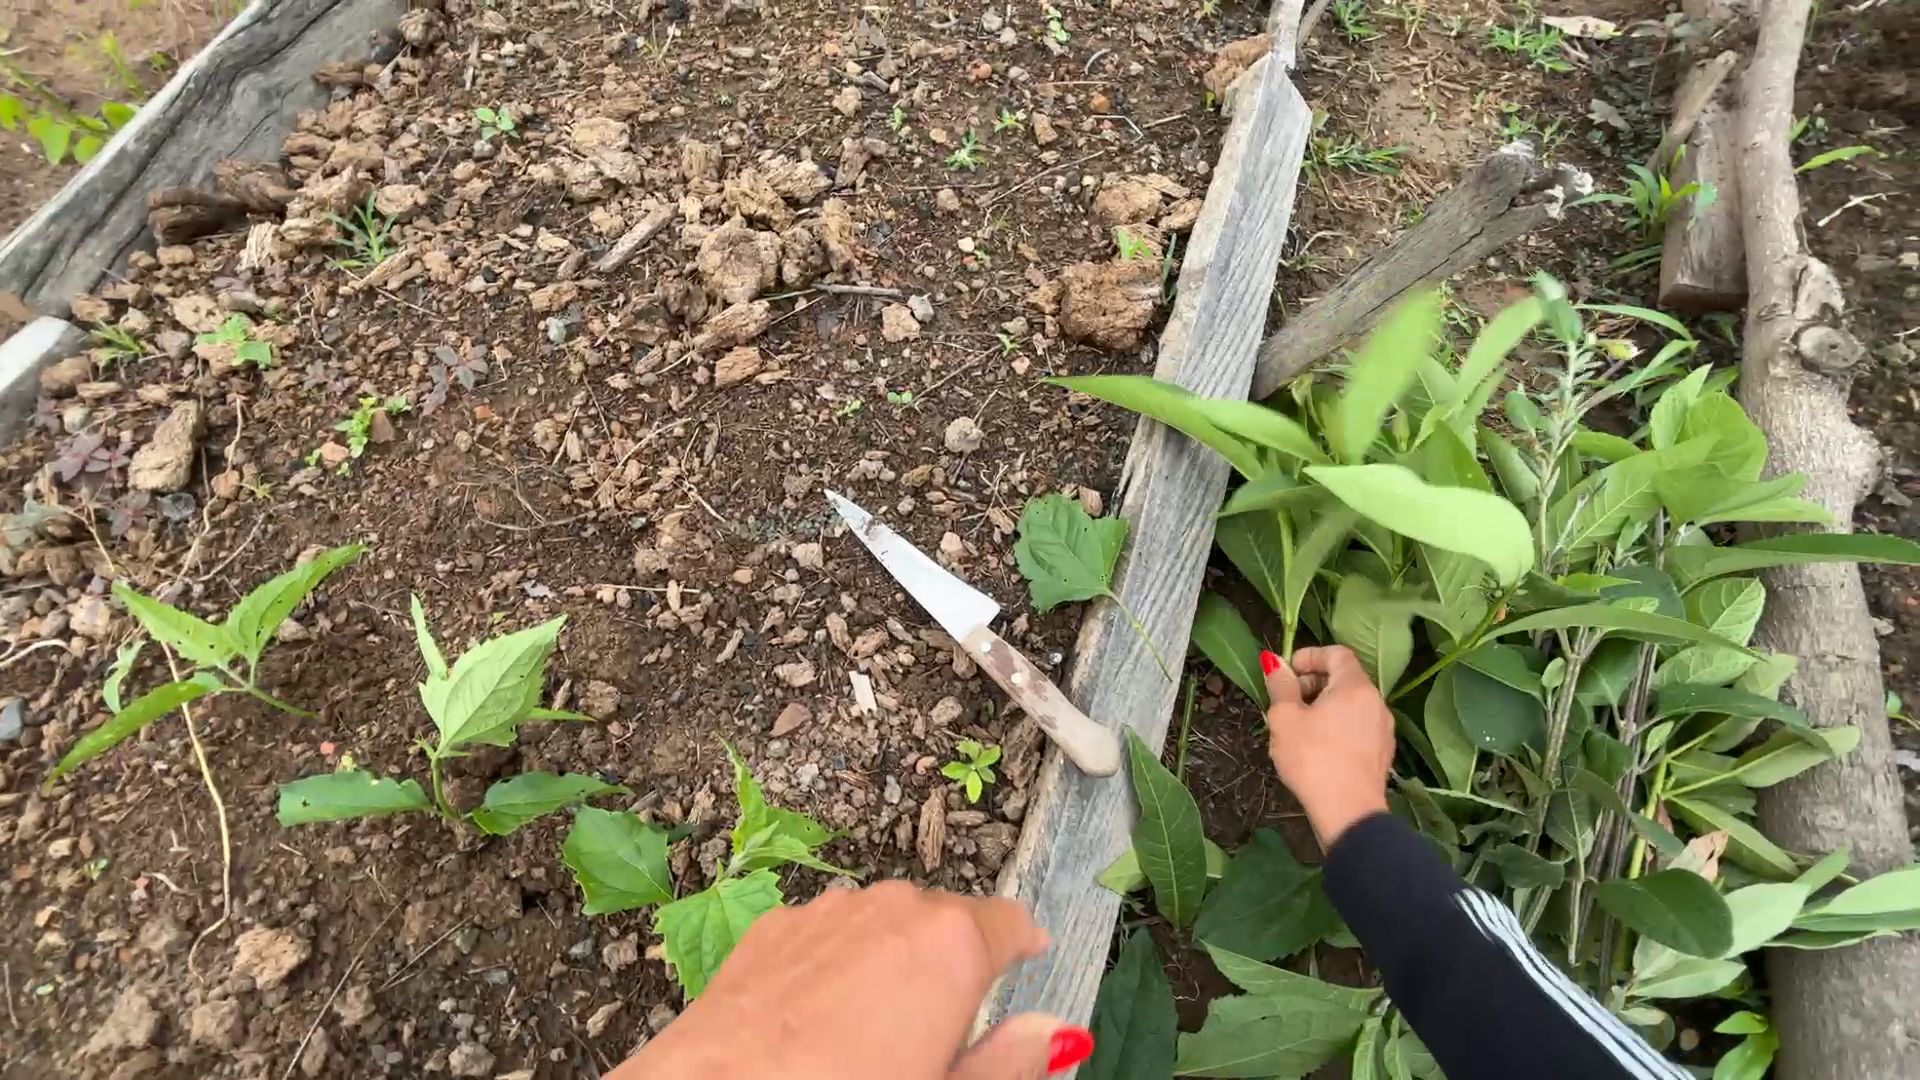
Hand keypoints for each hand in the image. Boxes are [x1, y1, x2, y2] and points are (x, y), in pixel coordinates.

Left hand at [613, 880, 1093, 1079]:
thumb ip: (1010, 1060)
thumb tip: (1062, 1032)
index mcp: (951, 943)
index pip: (1009, 921)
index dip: (1022, 942)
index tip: (1027, 956)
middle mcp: (897, 905)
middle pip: (946, 919)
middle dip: (953, 958)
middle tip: (939, 1024)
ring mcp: (834, 908)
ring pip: (886, 921)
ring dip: (893, 956)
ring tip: (871, 1026)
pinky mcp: (780, 922)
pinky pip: (831, 930)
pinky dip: (840, 959)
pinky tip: (816, 1017)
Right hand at [1261, 646, 1393, 847]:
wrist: (1349, 813)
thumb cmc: (1312, 758)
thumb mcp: (1285, 718)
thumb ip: (1281, 685)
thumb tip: (1275, 662)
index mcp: (1355, 688)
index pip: (1337, 653)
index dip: (1309, 655)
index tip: (1286, 672)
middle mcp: (1376, 703)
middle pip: (1344, 677)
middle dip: (1312, 682)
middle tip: (1286, 700)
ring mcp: (1382, 729)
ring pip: (1350, 703)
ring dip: (1322, 705)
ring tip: (1296, 725)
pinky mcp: (1381, 752)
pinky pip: (1356, 725)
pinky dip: (1335, 724)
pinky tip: (1315, 746)